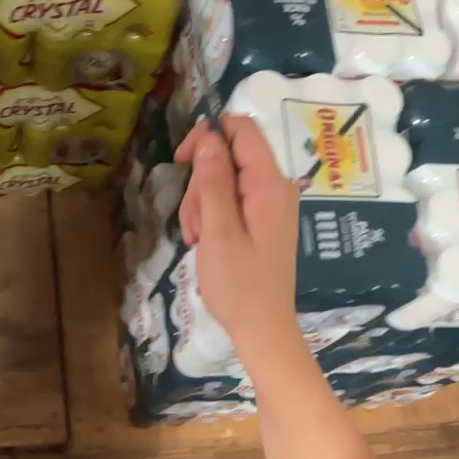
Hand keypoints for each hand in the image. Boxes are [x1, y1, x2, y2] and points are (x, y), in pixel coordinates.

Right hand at [175, 115, 301, 355]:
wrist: (263, 329)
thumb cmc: (239, 285)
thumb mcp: (218, 231)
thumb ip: (213, 181)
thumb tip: (208, 137)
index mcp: (269, 184)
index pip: (242, 129)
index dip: (208, 135)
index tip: (182, 162)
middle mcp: (276, 188)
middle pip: (230, 157)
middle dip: (202, 183)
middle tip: (194, 224)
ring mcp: (271, 206)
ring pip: (226, 182)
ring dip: (203, 205)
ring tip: (199, 240)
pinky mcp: (264, 223)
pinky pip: (233, 204)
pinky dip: (214, 218)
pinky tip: (207, 244)